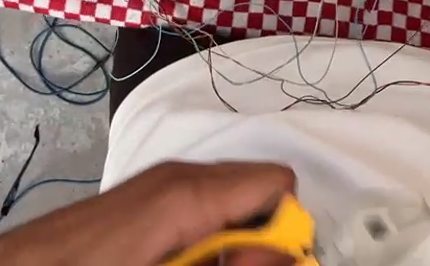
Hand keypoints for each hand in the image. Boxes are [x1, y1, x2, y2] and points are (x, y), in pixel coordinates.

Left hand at [0, 161, 296, 265]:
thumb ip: (231, 263)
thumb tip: (282, 252)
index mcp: (191, 192)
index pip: (279, 185)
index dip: (283, 236)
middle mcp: (182, 174)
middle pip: (259, 193)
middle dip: (258, 243)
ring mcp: (161, 183)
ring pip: (230, 205)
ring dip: (230, 247)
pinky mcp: (146, 199)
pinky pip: (200, 211)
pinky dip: (203, 242)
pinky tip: (176, 265)